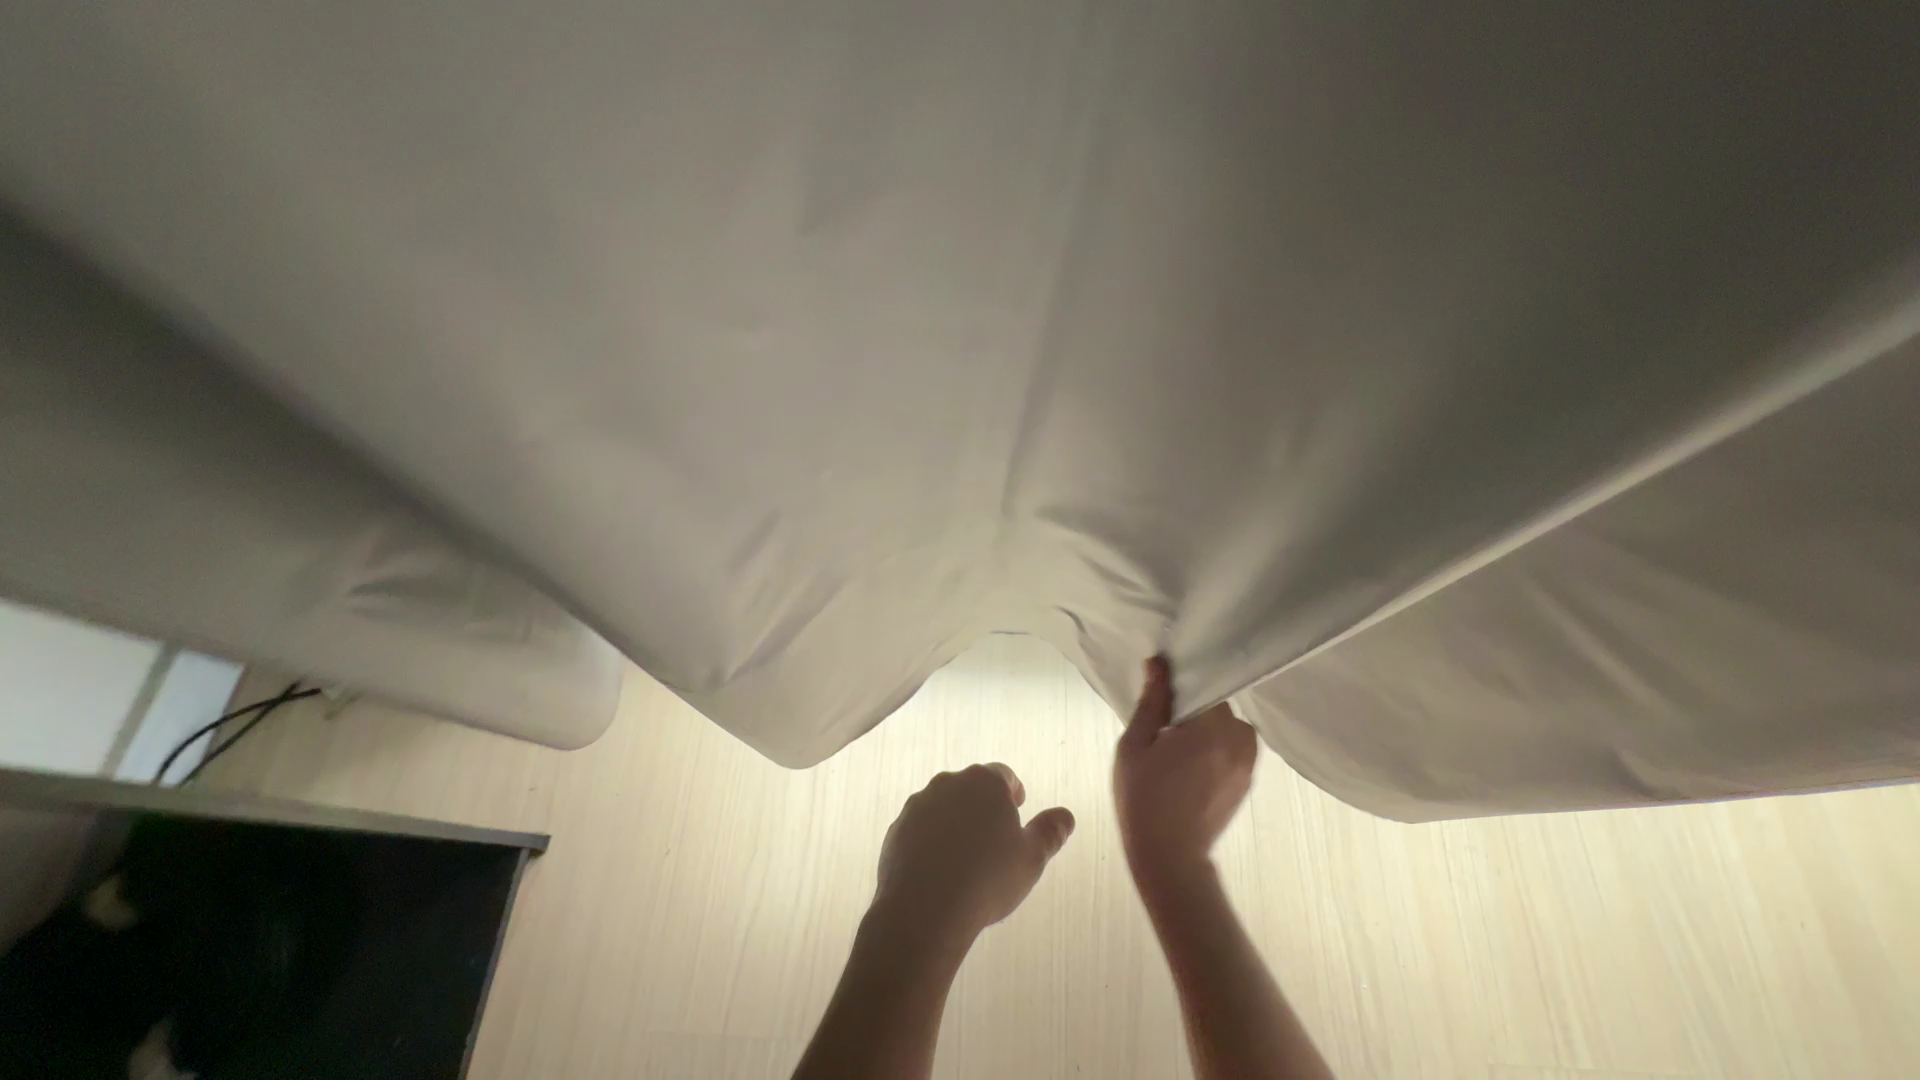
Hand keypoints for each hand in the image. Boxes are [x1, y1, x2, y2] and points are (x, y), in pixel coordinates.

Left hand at [871, 764, 1074, 946]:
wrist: (924, 908)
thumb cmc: (988, 878)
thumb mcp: (1032, 858)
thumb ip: (1050, 832)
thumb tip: (1066, 815)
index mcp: (983, 783)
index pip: (1002, 775)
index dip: (1013, 791)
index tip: (1017, 808)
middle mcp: (947, 784)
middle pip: (970, 788)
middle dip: (983, 805)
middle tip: (995, 835)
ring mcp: (917, 806)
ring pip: (943, 807)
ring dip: (955, 822)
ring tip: (967, 856)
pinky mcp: (896, 830)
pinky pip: (920, 829)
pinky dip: (931, 841)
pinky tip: (940, 870)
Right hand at [1113, 656, 1257, 882]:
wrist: (1169, 856)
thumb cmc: (1143, 798)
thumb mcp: (1135, 745)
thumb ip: (1152, 702)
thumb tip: (1158, 664)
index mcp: (1212, 727)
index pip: (1204, 685)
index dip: (1180, 686)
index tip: (1160, 696)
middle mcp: (1240, 739)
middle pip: (1216, 706)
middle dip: (1192, 710)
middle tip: (1161, 728)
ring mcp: (1248, 762)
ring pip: (1226, 727)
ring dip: (1204, 730)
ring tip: (1174, 750)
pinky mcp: (1248, 780)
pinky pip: (1231, 748)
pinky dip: (1214, 748)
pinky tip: (1187, 767)